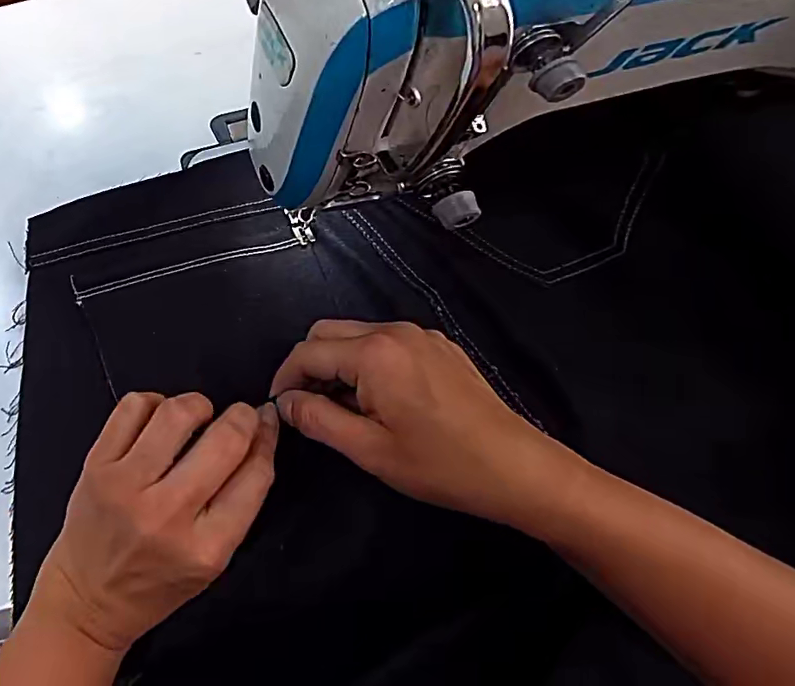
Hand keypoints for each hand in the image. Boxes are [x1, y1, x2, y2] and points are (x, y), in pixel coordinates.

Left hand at [29, 393, 277, 654]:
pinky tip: (157, 421)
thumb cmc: (157, 579)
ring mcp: (126, 487)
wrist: (87, 601)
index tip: (265, 422)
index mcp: (205, 547)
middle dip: (242, 416)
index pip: (257, 473)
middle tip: (237, 417)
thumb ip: (243, 495)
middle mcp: (166, 515)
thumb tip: (263, 427)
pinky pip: (134, 406)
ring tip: (196, 418)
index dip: (267, 436)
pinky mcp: (96, 466)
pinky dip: (154, 402)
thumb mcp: (215, 556)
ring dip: (198, 405)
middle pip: (225, 438)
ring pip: (178, 412)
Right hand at [269, 320, 568, 527]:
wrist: (514, 464)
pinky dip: (369, 361)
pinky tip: (382, 399)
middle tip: (310, 408)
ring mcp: (420, 333)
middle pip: (329, 331)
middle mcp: (394, 330)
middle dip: (309, 364)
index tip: (280, 407)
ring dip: (339, 363)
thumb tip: (286, 401)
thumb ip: (318, 420)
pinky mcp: (438, 344)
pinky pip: (387, 341)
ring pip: (358, 334)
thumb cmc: (439, 464)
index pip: (308, 351)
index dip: (285, 378)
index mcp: (374, 353)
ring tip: (344, 408)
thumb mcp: (370, 450)